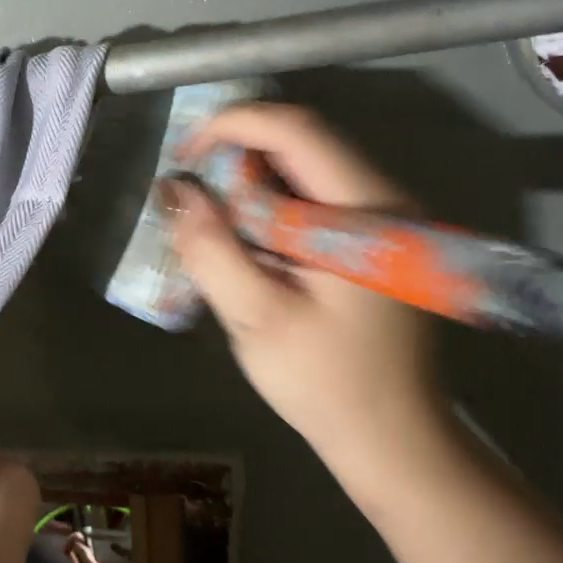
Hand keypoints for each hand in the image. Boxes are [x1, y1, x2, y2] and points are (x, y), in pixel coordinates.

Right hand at [159, 103, 446, 460]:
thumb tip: (173, 188)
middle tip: (189, 197)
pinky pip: (316, 201)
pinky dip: (272, 209)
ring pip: (307, 172)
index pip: (297, 131)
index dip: (232, 126)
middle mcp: (386, 200)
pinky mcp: (374, 242)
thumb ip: (210, 247)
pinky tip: (247, 244)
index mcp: (366, 211)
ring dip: (251, 185)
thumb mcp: (255, 315)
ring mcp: (385, 221)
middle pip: (303, 145)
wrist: (389, 436)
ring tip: (210, 223)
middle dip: (237, 158)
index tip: (181, 154)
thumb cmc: (323, 380)